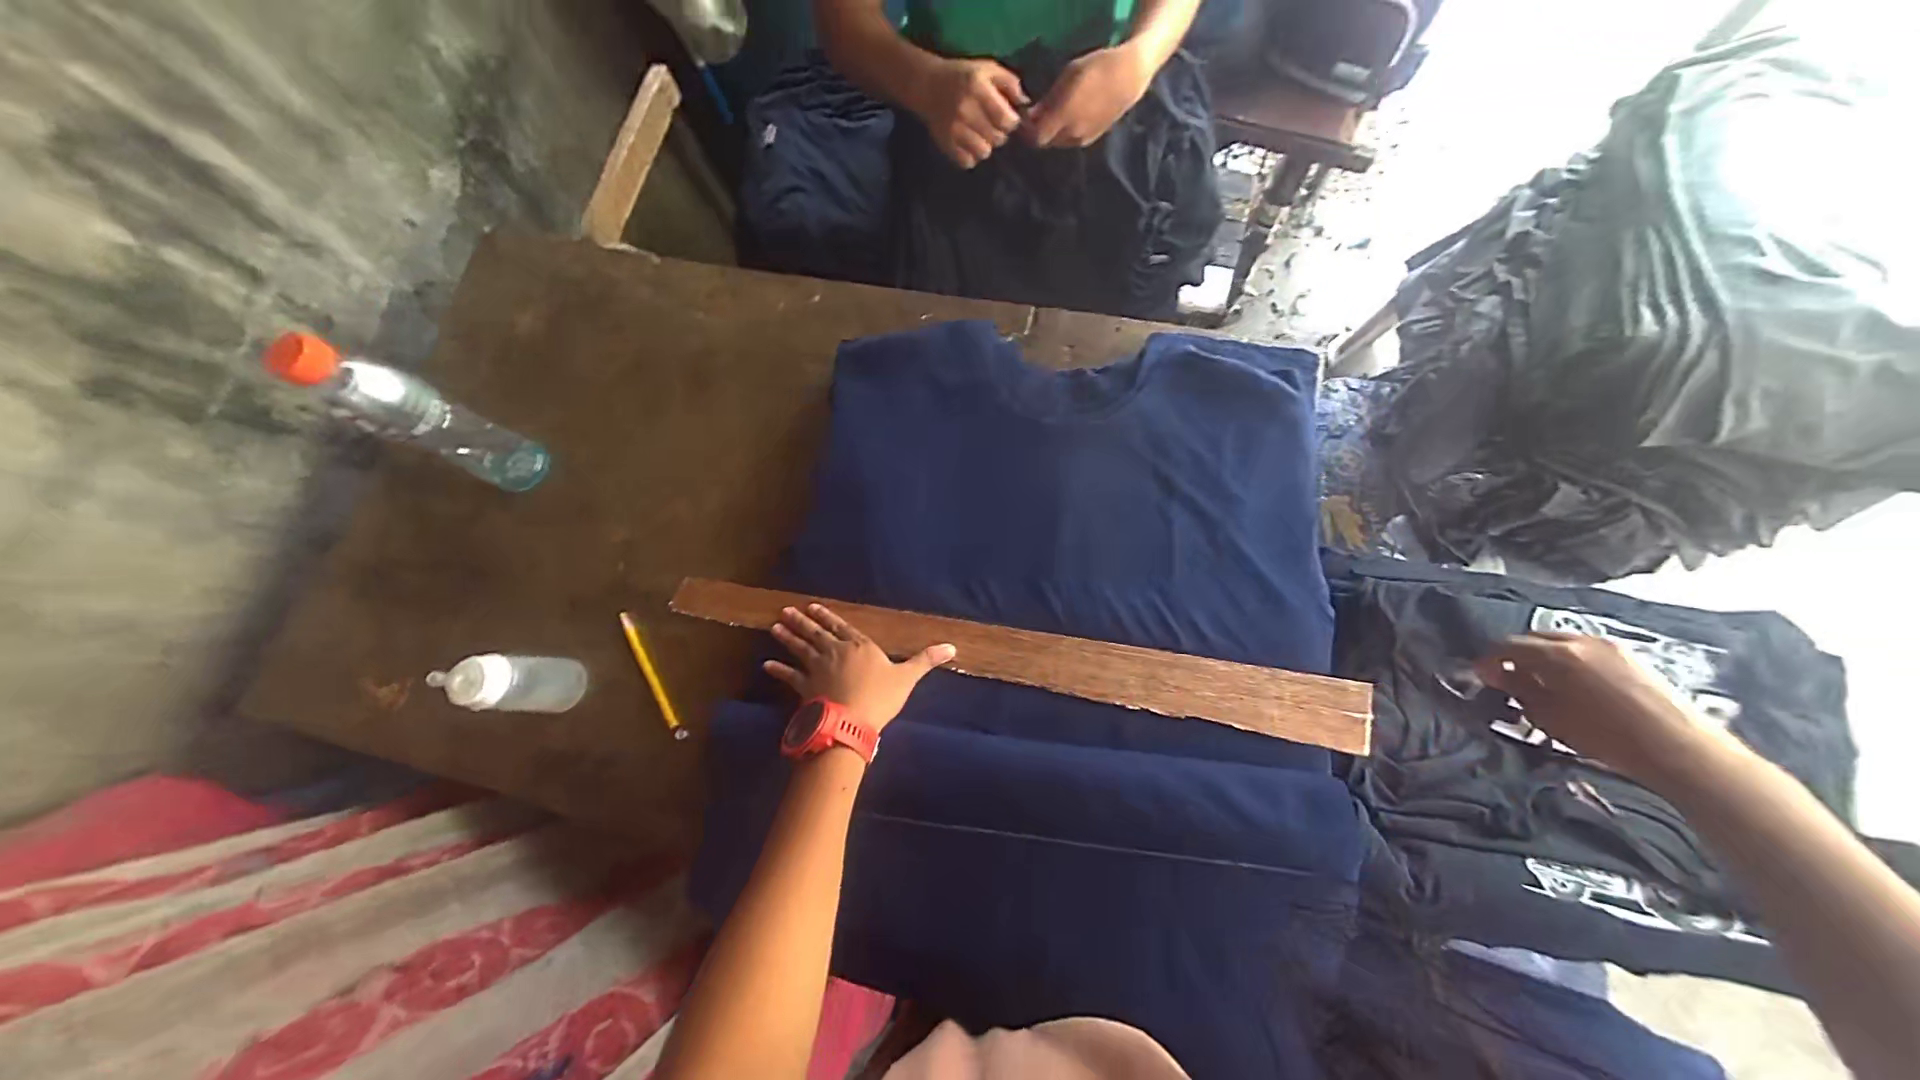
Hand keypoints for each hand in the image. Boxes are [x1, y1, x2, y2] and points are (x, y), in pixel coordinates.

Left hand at [765, 603, 955, 730]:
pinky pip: (789, 675)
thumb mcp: (907, 678)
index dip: (827, 617)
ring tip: (774, 626)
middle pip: (816, 632)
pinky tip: (766, 664)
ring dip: (787, 637)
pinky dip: (778, 670)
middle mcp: (835, 651)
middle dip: (801, 621)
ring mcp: (817, 667)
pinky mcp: (805, 686)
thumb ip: (926, 661)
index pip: (841, 626)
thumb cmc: (880, 697)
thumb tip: (952, 647)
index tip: (813, 607)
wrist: (850, 720)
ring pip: (800, 648)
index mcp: (859, 646)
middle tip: (786, 611)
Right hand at [910, 57, 1026, 168]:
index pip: (1007, 120)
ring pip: (984, 152)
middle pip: (997, 139)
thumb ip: (1009, 82)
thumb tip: (1025, 102)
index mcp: (978, 88)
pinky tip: (968, 143)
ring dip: (986, 146)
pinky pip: (968, 162)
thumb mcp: (987, 69)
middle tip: (991, 125)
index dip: (1011, 122)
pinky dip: (971, 156)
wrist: (928, 85)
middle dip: (999, 134)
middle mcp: (966, 110)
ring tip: (980, 135)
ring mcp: (954, 129)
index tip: (1006, 117)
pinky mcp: (946, 144)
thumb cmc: (963, 76)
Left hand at [1024, 44, 1153, 148]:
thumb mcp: (1067, 77)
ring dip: (1053, 133)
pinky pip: (1072, 141)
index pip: (1035, 138)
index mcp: (1063, 118)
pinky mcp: (1092, 140)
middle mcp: (1071, 135)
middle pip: (1046, 142)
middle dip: (1039, 132)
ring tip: (1055, 116)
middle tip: (1038, 117)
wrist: (1129, 77)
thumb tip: (1030, 116)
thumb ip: (1048, 101)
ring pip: (1059, 143)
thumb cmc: (1096, 69)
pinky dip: (1066, 133)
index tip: (1025, 119)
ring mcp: (1083, 139)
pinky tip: (1070, 118)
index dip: (1027, 132)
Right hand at [1474, 632, 1732, 788]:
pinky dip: (1571, 661)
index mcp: (1557, 653)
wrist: (1683, 751)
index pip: (1508, 646)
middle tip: (1508, 677)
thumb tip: (1494, 673)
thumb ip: (1518, 689)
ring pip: (1563, 642)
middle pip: (1536, 638)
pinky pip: (1587, 651)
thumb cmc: (1607, 737)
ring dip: (1545, 656)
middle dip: (1517, 654)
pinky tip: (1574, 684)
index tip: (1480, 676)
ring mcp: (1611, 647)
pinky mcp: (1633, 658)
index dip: (1489, 660)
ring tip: (1541, 680)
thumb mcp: (1550, 716)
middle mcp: (1582, 640)